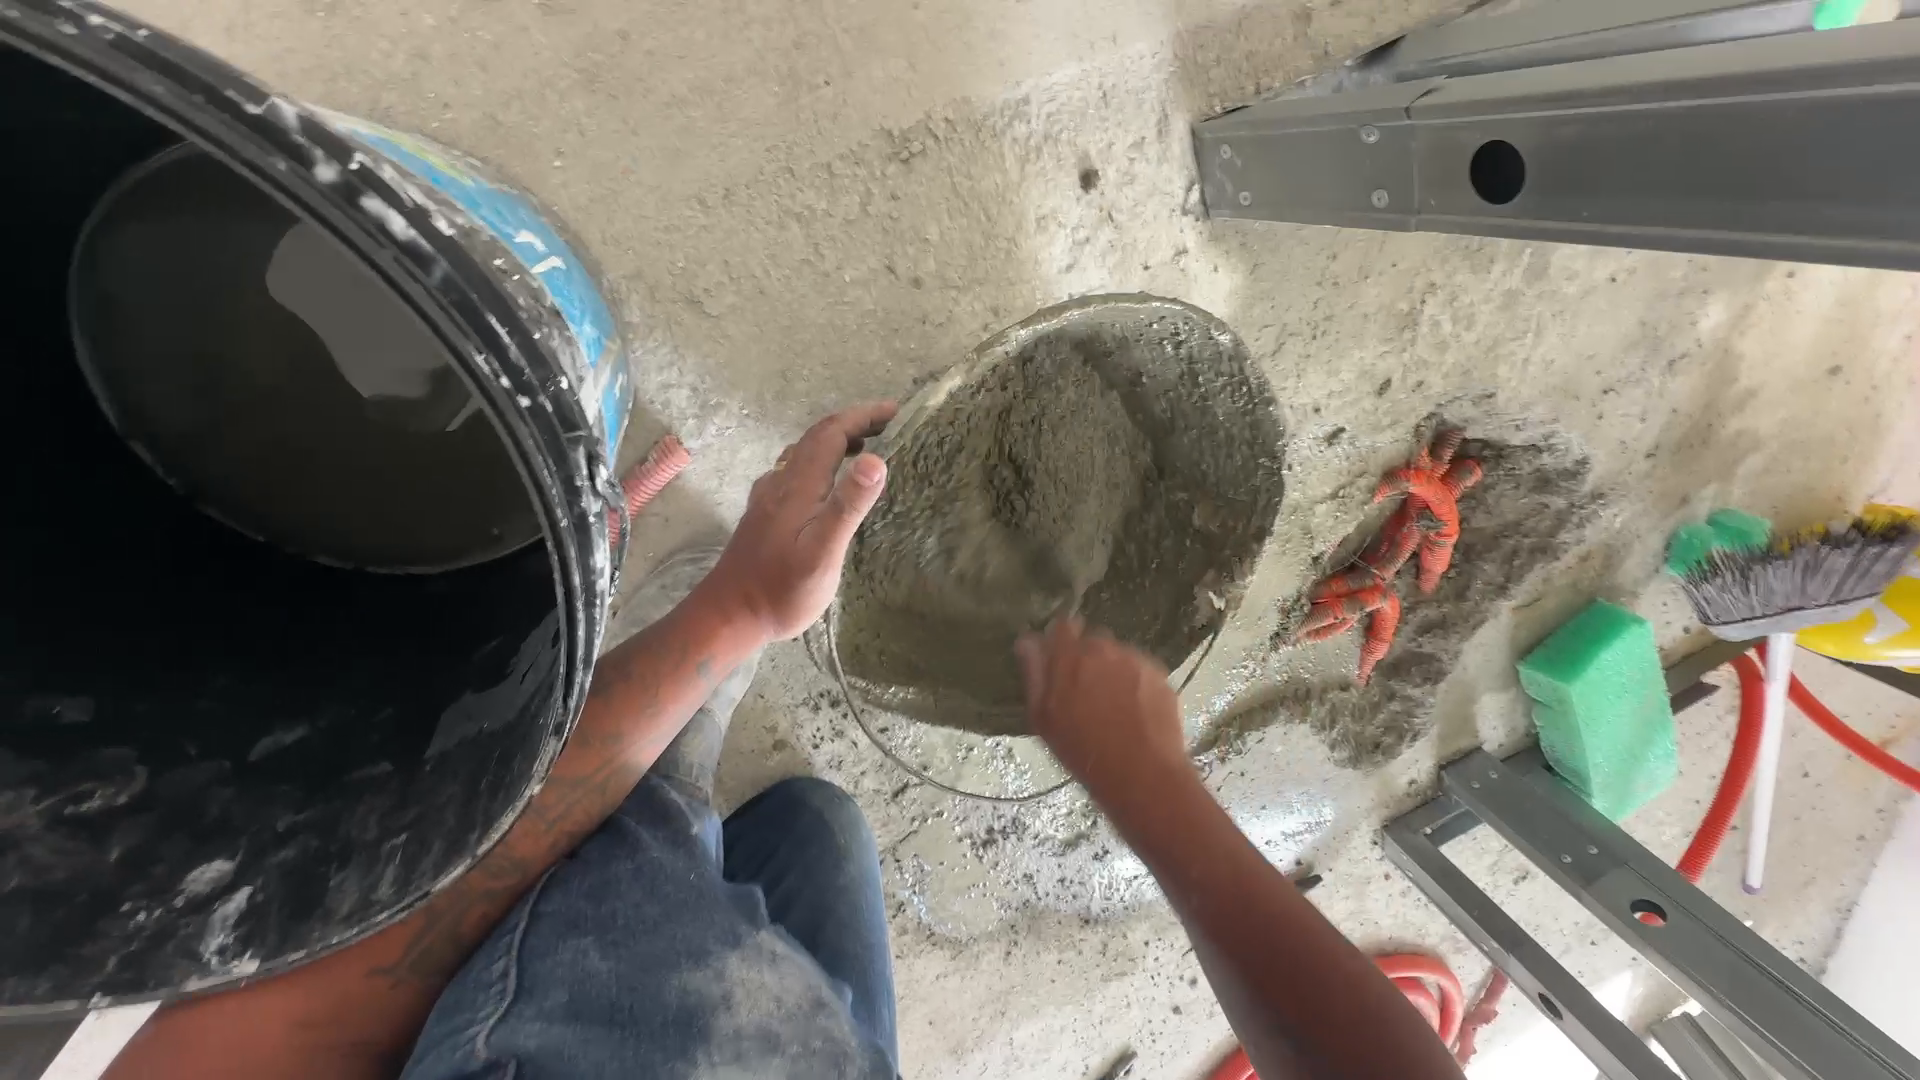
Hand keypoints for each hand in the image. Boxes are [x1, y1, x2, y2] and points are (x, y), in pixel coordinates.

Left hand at [699, 402, 896, 642]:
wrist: (730, 616)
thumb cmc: (782, 590)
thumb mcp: (824, 552)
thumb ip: (848, 506)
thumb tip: (876, 460)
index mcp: (798, 486)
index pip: (832, 433)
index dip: (863, 417)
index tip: (896, 412)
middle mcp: (781, 483)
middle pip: (817, 437)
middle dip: (853, 424)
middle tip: (889, 426)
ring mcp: (769, 497)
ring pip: (804, 453)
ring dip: (836, 442)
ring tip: (867, 448)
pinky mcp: (764, 514)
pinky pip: (795, 472)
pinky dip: (820, 463)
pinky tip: (827, 483)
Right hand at [1016, 617, 1191, 793]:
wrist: (1142, 773)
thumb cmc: (1082, 750)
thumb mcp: (1043, 717)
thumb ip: (1034, 673)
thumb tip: (1027, 641)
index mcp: (1070, 656)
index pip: (1062, 626)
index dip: (1060, 639)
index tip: (1059, 659)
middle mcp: (1103, 648)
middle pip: (1092, 640)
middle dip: (1087, 658)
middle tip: (1085, 691)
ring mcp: (1135, 660)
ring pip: (1118, 655)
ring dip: (1112, 669)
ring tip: (1113, 705)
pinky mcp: (1160, 674)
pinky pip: (1140, 669)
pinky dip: (1135, 682)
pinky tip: (1134, 711)